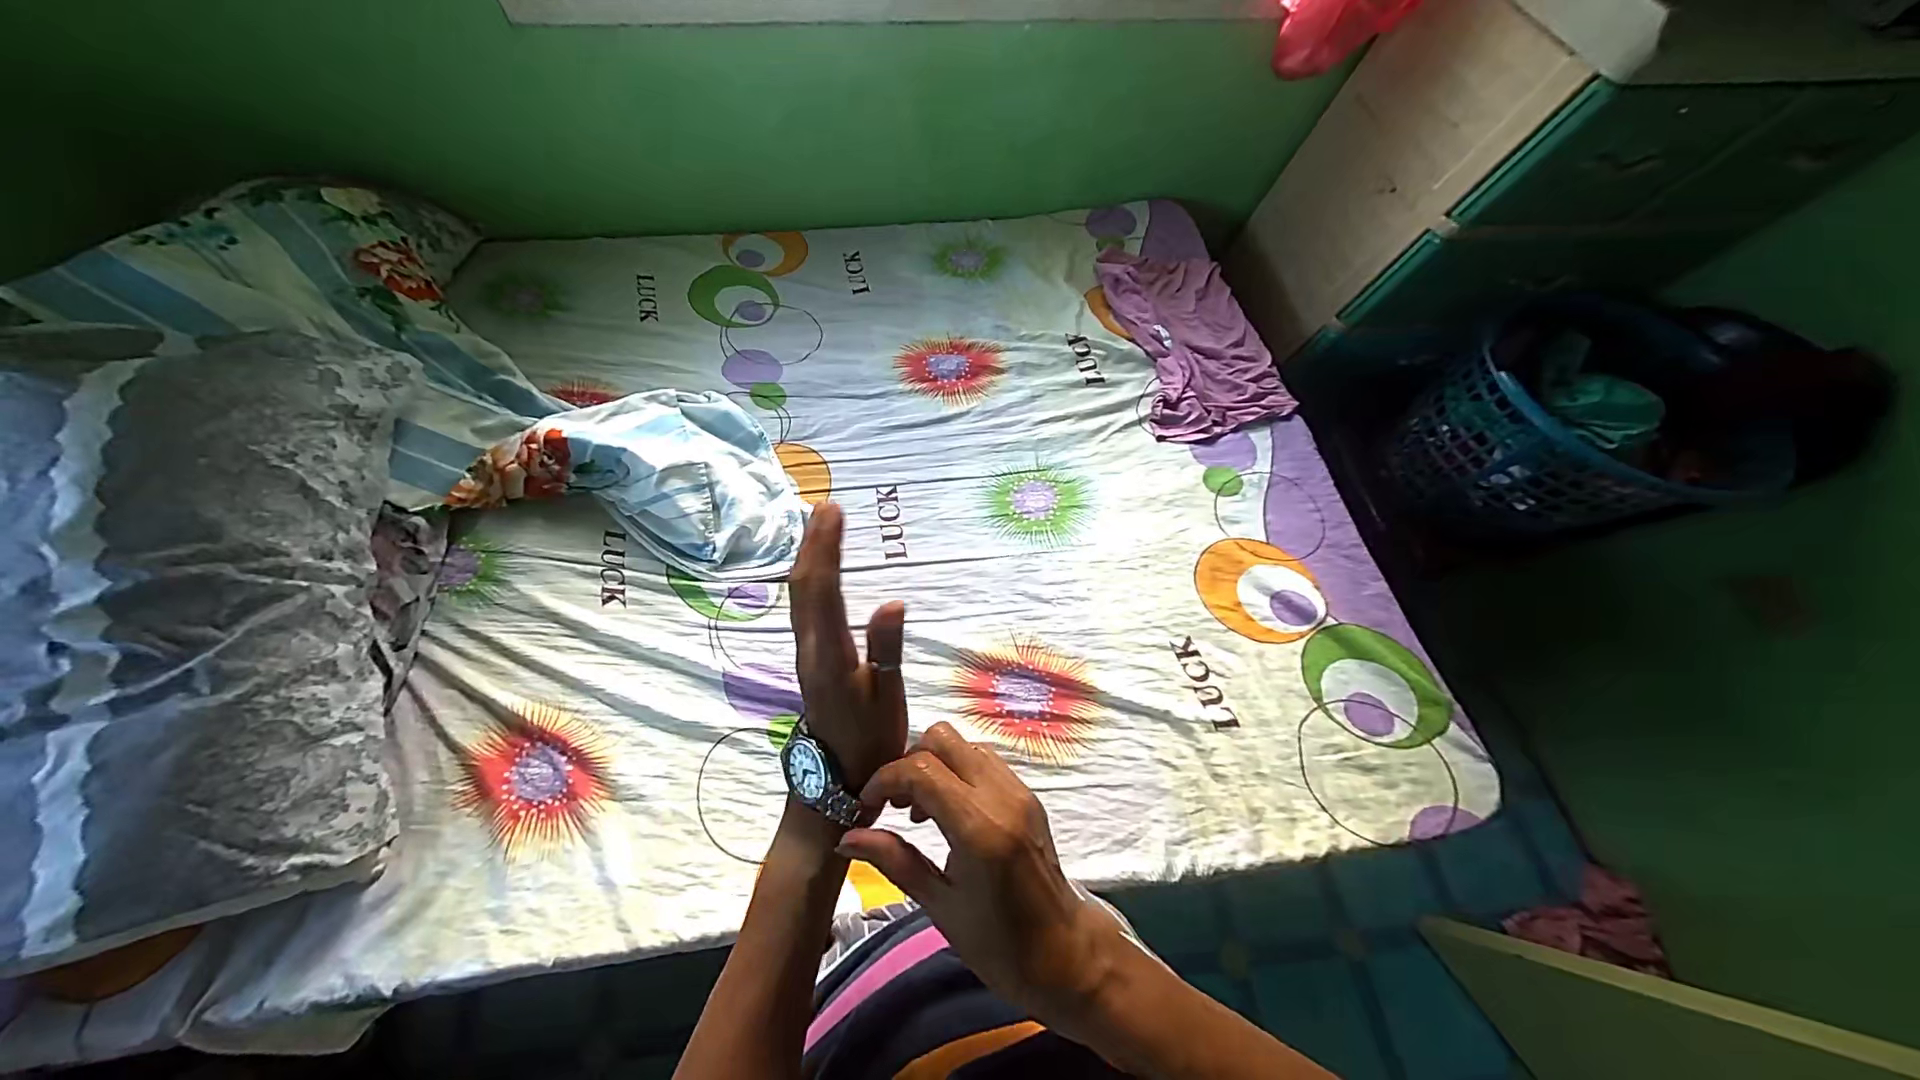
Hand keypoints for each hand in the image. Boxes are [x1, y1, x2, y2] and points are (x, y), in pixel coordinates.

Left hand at [788, 502, 907, 793]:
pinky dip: (811, 578)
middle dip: (813, 543)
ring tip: (818, 526)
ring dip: (808, 557)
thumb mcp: (887, 699)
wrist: (837, 779)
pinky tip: (818, 570)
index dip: (826, 549)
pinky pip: (806, 607)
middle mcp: (809, 649)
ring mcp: (805, 653)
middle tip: (825, 506)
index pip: (822, 591)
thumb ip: (887, 650)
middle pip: (804, 586)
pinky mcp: (810, 658)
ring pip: (800, 595)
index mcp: (829, 655)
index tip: (835, 512)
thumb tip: (892, 601)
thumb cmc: (869, 741)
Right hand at [836, 723, 1129, 1024]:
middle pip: (943, 738)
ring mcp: (1019, 790)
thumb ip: (895, 860)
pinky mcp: (1027, 794)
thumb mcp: (941, 906)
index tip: (866, 806)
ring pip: (964, 744)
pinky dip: (957, 772)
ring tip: (919, 811)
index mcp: (979, 827)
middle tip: (893, 803)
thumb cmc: (1000, 945)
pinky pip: (984, 761)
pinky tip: (948, 811)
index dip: (884, 780)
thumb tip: (846, 837)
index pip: (920, 770)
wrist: (1068, 955)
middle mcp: (1002, 796)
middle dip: (908, 762)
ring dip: (934, 764)